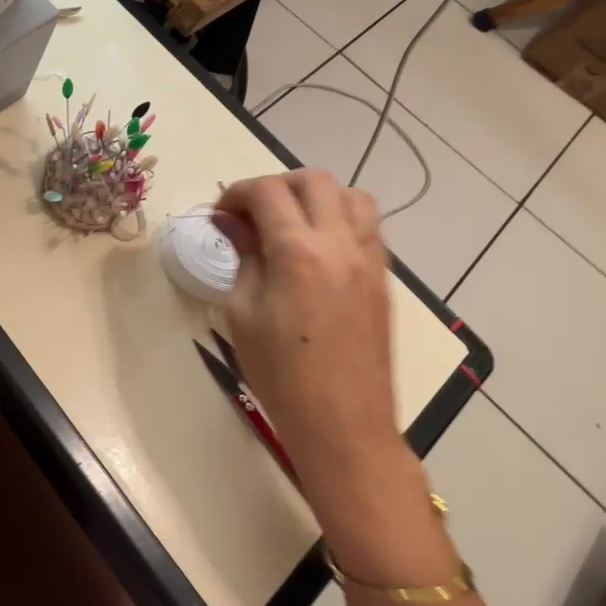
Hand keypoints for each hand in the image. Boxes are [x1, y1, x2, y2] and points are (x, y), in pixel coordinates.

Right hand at [212, 168, 396, 473]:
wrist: (343, 424)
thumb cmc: (280, 373)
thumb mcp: (243, 311)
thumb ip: (243, 256)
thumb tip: (232, 223)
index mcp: (298, 252)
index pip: (266, 191)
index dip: (236, 194)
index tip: (221, 217)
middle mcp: (340, 244)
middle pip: (314, 180)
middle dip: (277, 186)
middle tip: (253, 215)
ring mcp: (370, 259)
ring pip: (352, 195)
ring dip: (316, 197)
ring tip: (291, 225)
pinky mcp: (384, 279)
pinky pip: (368, 226)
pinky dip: (341, 220)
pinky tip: (317, 250)